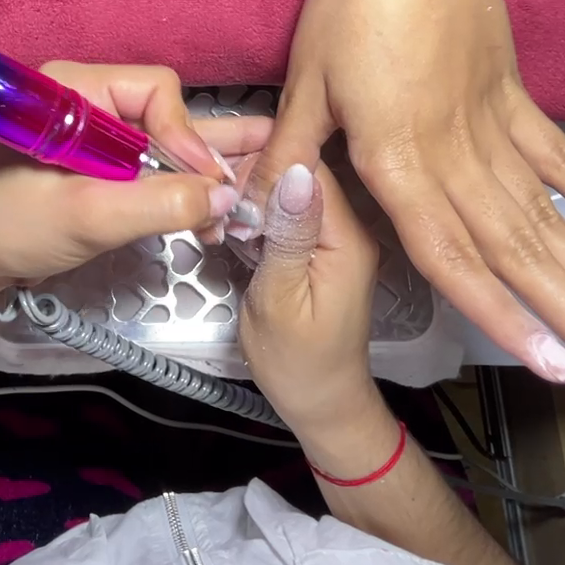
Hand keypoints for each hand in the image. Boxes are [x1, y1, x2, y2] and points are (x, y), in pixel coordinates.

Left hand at [0, 62, 268, 292]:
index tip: (202, 182)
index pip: (154, 92)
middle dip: (206, 151)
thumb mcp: (90, 216)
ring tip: (256, 178)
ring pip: (161, 144)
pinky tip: (212, 207)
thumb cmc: (11, 227)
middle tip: (261, 164)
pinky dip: (176, 190)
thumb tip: (223, 196)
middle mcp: (88, 104)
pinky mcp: (96, 168)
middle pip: (165, 115)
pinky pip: (147, 168)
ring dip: (199, 172)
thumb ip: (160, 204)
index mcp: (75, 91)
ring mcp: (94, 137)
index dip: (185, 134)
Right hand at [238, 161, 384, 434]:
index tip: (218, 174)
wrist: (321, 403)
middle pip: (301, 169)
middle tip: (213, 199)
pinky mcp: (322, 244)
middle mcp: (351, 226)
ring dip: (251, 192)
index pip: (308, 165)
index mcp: (346, 237)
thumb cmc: (295, 362)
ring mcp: (338, 235)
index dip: (261, 160)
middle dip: (252, 174)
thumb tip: (293, 170)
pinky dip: (259, 210)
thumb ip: (287, 234)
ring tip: (220, 212)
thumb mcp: (279, 298)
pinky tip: (237, 226)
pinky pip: (290, 208)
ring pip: (292, 186)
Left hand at [246, 0, 564, 408]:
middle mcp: (457, 152)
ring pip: (550, 217)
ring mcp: (496, 124)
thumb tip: (257, 207)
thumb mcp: (306, 78)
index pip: (449, 251)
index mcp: (398, 154)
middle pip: (519, 249)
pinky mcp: (516, 96)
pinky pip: (561, 159)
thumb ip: (294, 150)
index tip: (554, 370)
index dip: (498, 314)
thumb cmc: (352, 1)